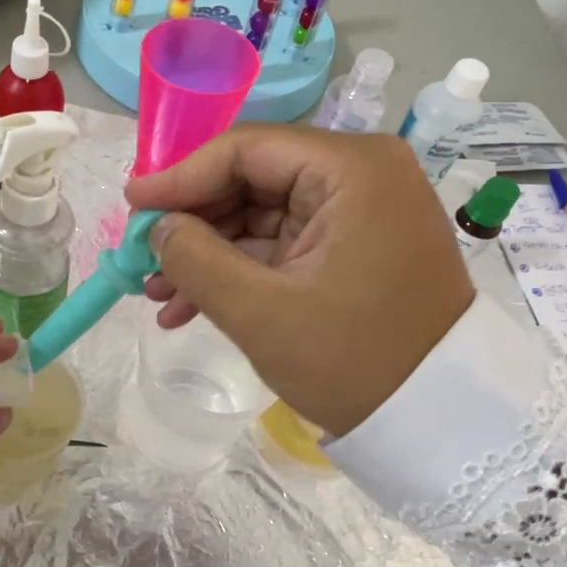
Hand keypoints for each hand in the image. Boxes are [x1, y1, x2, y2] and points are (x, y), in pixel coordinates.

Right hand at [125, 124, 473, 435]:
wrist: (436, 417)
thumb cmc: (354, 360)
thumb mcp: (262, 313)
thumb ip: (195, 260)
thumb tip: (157, 228)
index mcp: (351, 169)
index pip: (245, 149)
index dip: (179, 177)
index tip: (130, 206)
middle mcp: (360, 173)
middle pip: (251, 180)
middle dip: (192, 224)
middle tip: (142, 259)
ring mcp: (360, 210)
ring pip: (261, 215)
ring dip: (208, 255)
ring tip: (159, 297)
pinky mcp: (355, 244)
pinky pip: (283, 244)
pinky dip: (240, 271)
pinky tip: (192, 307)